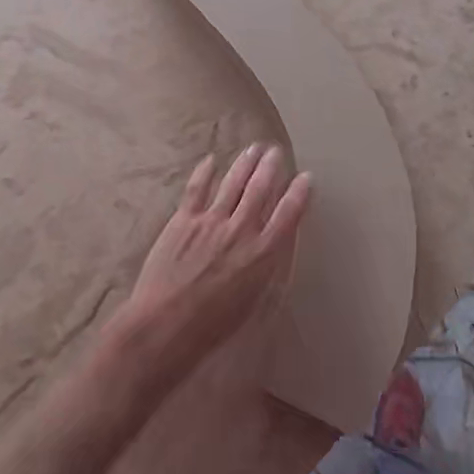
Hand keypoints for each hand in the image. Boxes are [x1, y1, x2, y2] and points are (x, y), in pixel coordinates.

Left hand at [115, 143, 311, 377]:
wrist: (167, 323)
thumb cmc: (213, 325)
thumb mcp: (253, 300)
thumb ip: (265, 269)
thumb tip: (271, 248)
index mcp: (263, 254)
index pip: (288, 215)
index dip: (299, 194)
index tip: (306, 178)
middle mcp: (241, 231)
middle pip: (260, 190)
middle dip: (270, 168)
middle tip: (275, 152)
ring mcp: (211, 222)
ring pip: (233, 184)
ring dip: (245, 164)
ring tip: (253, 148)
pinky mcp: (183, 221)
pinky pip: (197, 189)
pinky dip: (205, 173)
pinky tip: (211, 160)